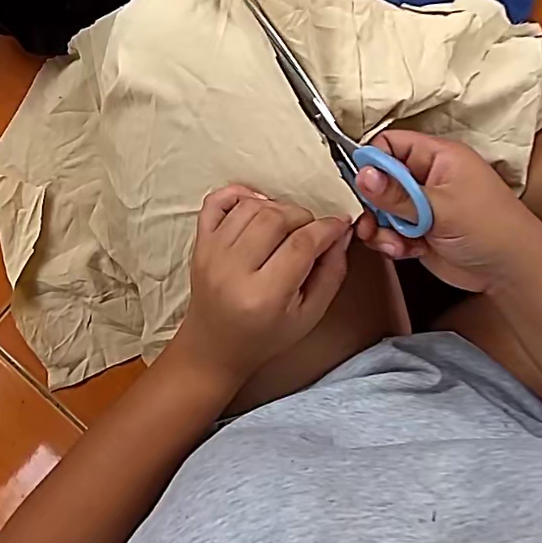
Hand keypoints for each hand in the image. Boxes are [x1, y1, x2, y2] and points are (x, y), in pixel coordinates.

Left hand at [171, 185, 352, 383]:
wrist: (215, 348)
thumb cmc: (265, 336)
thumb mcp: (310, 315)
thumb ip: (332, 272)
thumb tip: (342, 232)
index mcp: (264, 296)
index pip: (301, 244)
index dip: (327, 228)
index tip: (340, 225)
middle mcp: (233, 271)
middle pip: (276, 218)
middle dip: (304, 217)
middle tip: (313, 232)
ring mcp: (211, 254)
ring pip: (251, 207)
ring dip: (278, 207)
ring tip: (289, 225)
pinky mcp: (199, 243)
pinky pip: (217, 201)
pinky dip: (240, 194)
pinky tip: (258, 206)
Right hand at [352, 131, 541, 291]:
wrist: (509, 271)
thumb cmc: (491, 229)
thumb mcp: (439, 207)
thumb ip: (398, 193)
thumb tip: (363, 174)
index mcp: (438, 157)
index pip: (391, 144)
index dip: (373, 161)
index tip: (364, 184)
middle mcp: (428, 178)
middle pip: (381, 179)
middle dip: (374, 203)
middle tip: (375, 219)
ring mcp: (423, 206)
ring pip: (383, 210)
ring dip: (382, 228)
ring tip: (394, 240)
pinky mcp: (419, 232)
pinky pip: (390, 232)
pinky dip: (392, 243)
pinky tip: (406, 250)